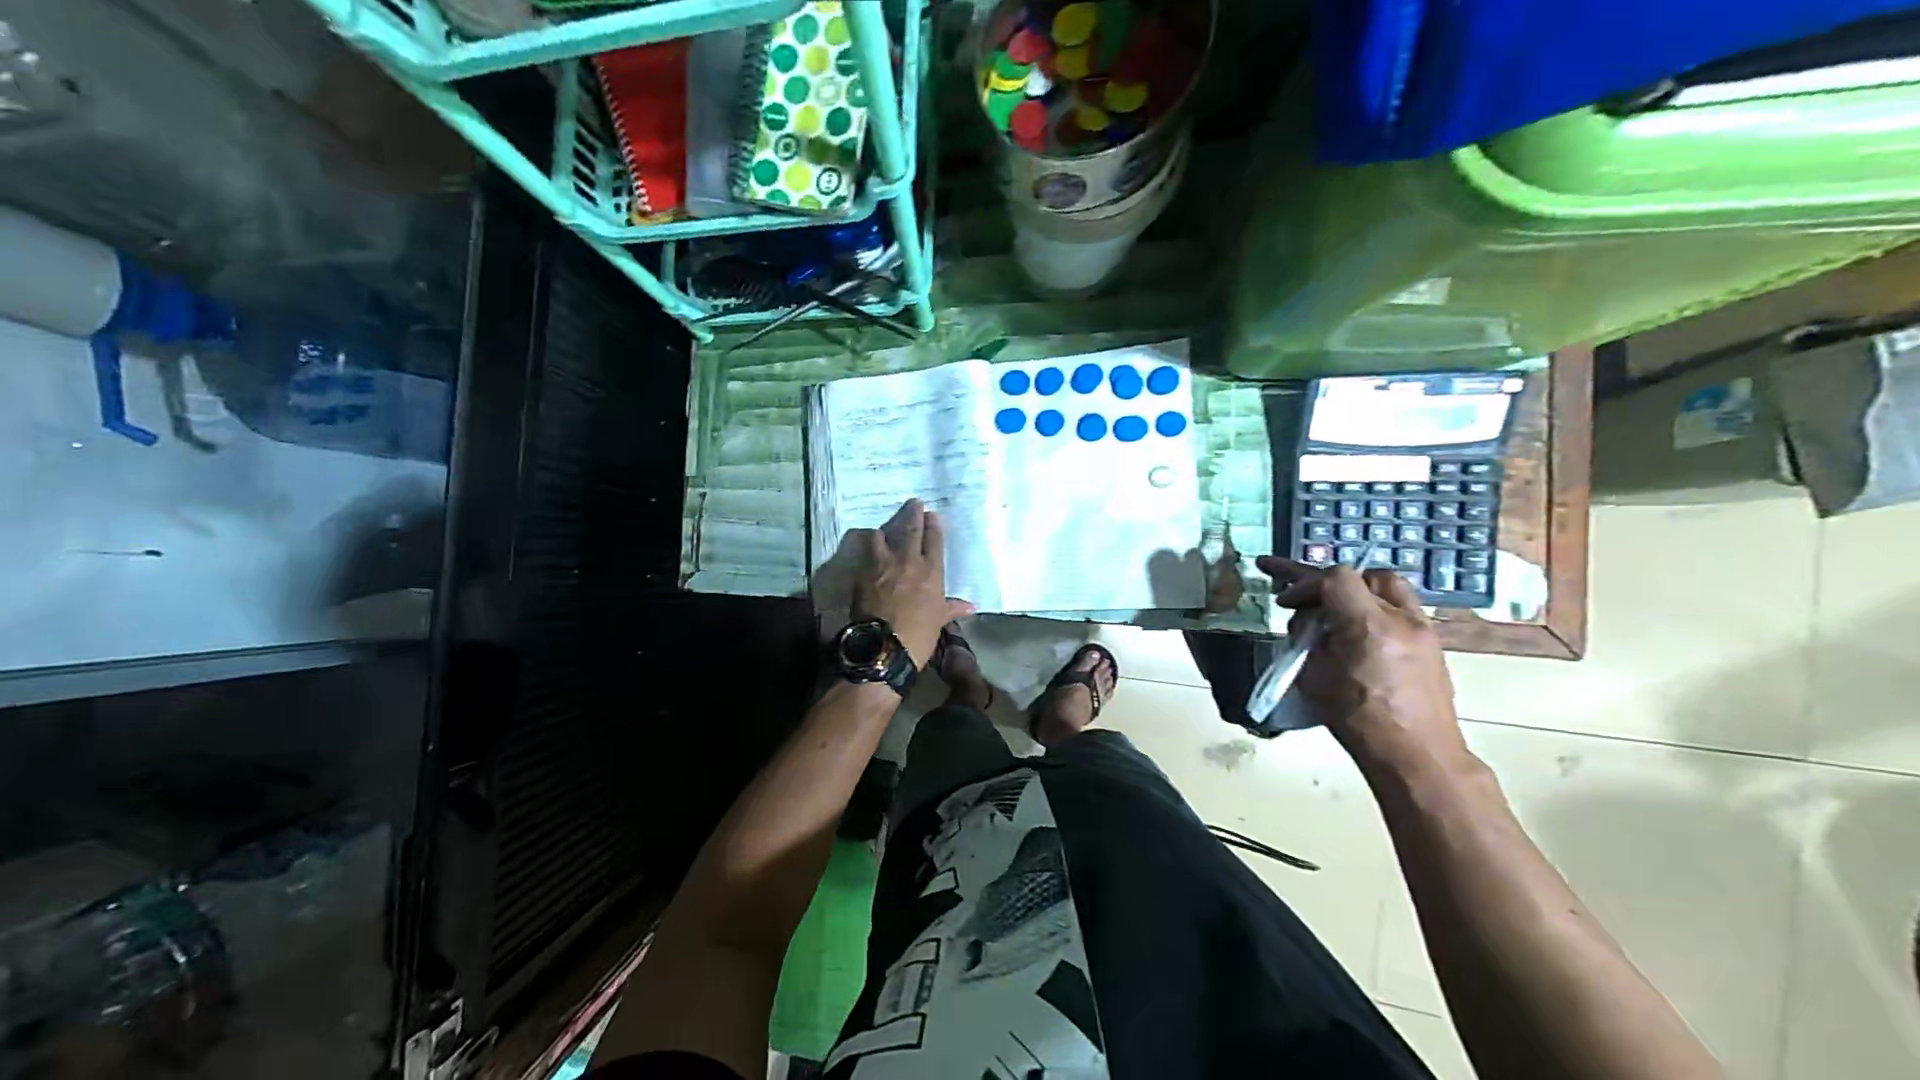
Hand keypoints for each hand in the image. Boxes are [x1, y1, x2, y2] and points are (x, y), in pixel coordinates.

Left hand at [850, 499, 975, 668]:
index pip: (934, 540)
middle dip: (912, 514)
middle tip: (914, 503)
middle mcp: (907, 561)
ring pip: (883, 535)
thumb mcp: (939, 620)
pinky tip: (871, 545)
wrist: (884, 646)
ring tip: (887, 526)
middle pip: (910, 529)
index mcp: (931, 571)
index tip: (932, 515)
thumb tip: (970, 606)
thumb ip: (951, 607)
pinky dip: (871, 546)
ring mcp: (883, 564)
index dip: (933, 525)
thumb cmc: (919, 635)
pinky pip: (867, 552)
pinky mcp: (862, 573)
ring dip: (886, 528)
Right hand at [1256, 556, 1467, 779]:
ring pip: (1388, 587)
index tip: (1287, 602)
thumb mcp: (1314, 677)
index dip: (1305, 583)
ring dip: (1359, 593)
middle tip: (1309, 603)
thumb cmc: (1359, 721)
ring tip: (1337, 613)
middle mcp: (1401, 618)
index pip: (1336, 577)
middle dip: (1331, 584)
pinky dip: (1377, 610)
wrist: (1417, 755)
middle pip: (1364, 576)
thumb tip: (1309, 626)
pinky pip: (1402, 609)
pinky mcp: (1432, 643)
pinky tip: (1360, 635)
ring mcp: (1423, 629)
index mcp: (1368, 625)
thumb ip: (1309, 640)